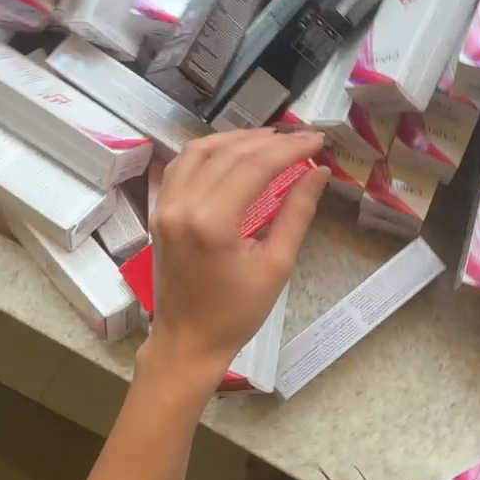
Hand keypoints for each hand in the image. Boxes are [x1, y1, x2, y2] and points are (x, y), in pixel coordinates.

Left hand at [141, 130, 328, 379]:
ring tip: (271, 140)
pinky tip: (232, 152)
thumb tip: (319, 172)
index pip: (255, 165)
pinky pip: (182, 166)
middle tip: (302, 138)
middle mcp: (183, 206)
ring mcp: (166, 207)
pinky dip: (209, 152)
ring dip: (237, 139)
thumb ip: (296, 213)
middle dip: (269, 141)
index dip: (289, 148)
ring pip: (200, 151)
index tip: (317, 141)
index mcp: (213, 222)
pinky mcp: (160, 212)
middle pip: (229, 153)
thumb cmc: (236, 314)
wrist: (188, 341)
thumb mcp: (276, 265)